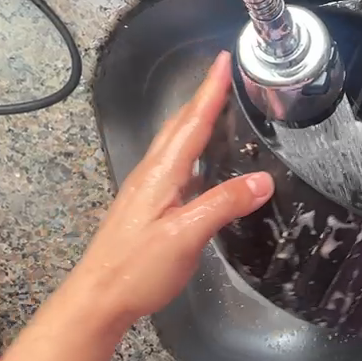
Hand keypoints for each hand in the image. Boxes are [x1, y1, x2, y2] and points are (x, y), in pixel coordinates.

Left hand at [67, 52, 272, 332]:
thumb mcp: (186, 235)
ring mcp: (148, 191)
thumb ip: (223, 204)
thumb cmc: (137, 268)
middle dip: (202, 98)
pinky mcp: (150, 208)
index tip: (224, 61)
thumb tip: (262, 180)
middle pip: (179, 127)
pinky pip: (176, 166)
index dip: (209, 92)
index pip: (190, 123)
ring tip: (219, 109)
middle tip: (224, 77)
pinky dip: (193, 151)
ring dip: (196, 121)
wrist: (99, 299)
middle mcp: (152, 175)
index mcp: (161, 174)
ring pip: (175, 145)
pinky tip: (204, 162)